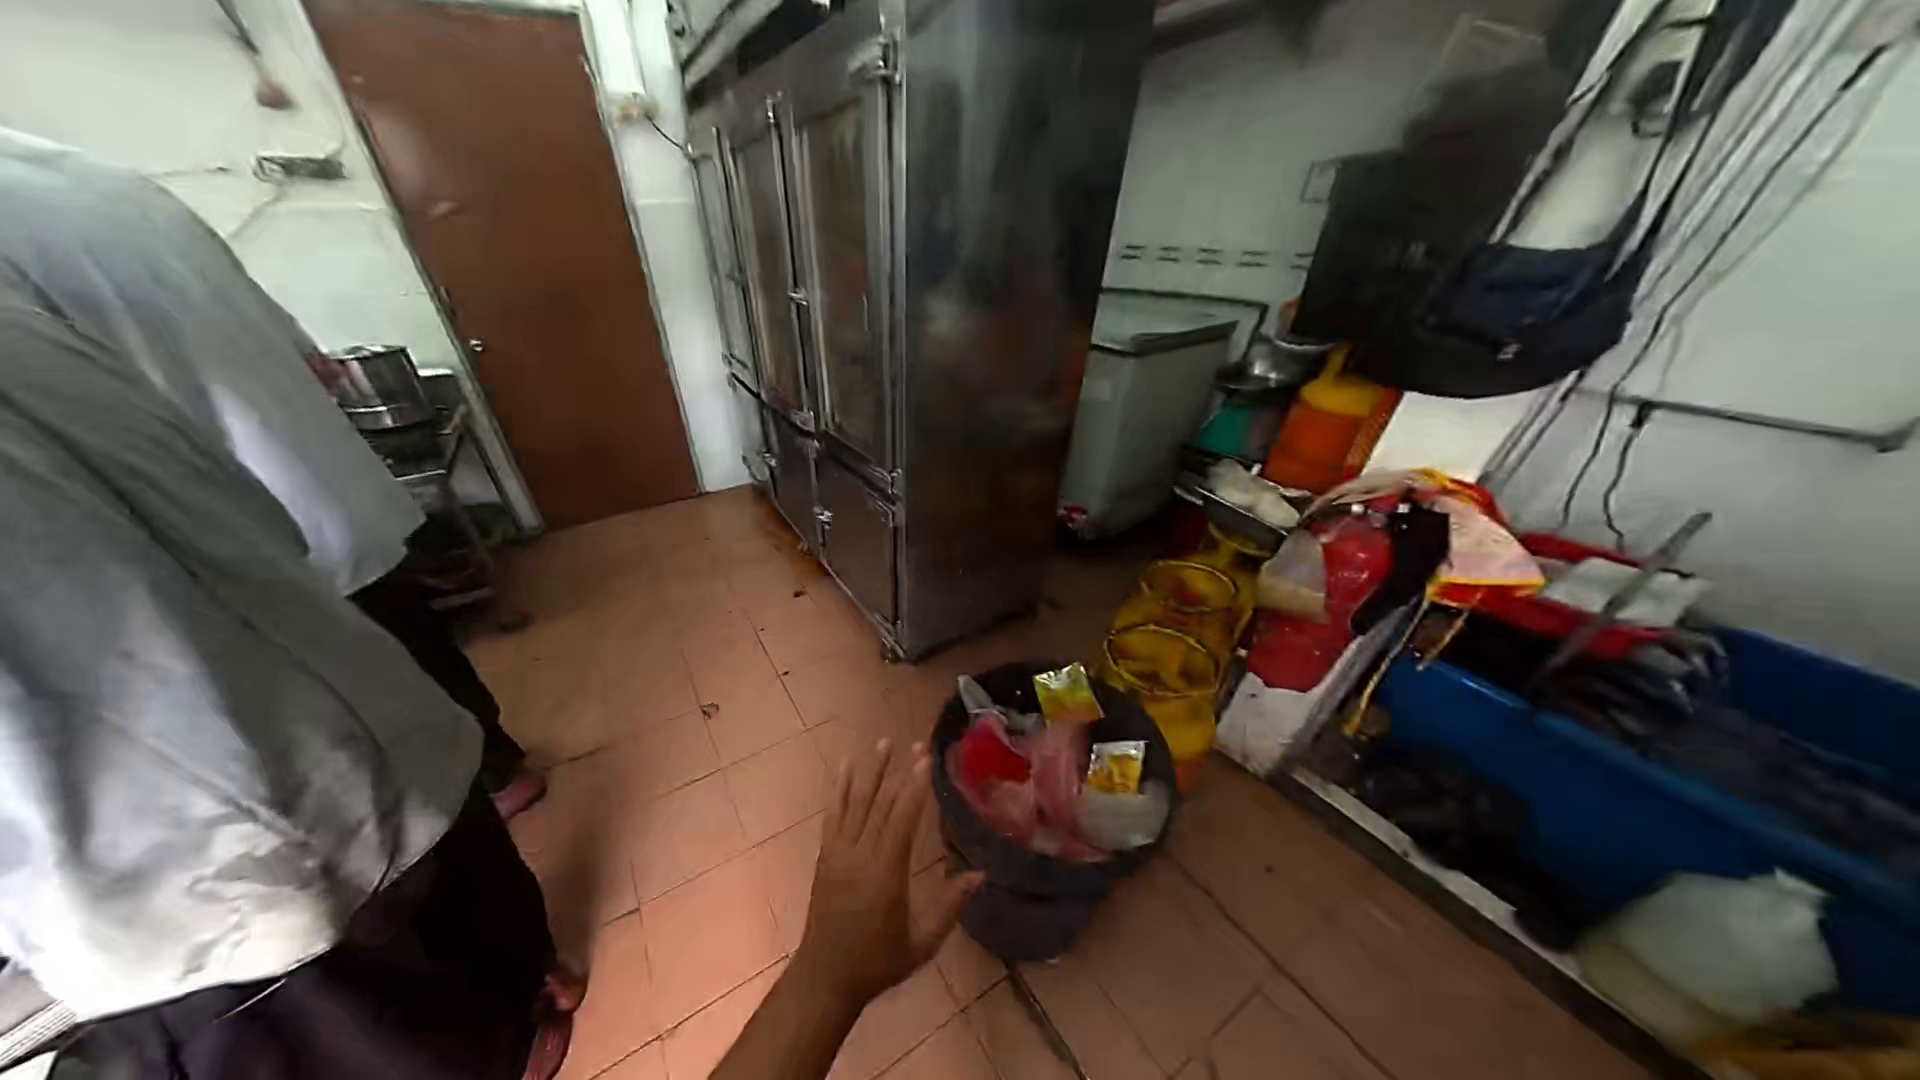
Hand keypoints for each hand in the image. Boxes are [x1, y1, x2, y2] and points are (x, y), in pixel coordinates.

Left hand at [792, 739, 983, 1006]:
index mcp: (886, 872)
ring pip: (856, 802)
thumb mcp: (923, 941)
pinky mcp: (825, 855)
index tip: (925, 760)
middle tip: (915, 744)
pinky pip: (833, 814)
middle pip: (882, 804)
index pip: (902, 818)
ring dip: (871, 771)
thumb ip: (950, 905)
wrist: (826, 976)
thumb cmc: (879, 960)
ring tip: (883, 743)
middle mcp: (860, 854)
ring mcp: (839, 852)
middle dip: (900, 771)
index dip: (914, 787)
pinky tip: (846, 767)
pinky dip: (841, 788)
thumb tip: (980, 874)